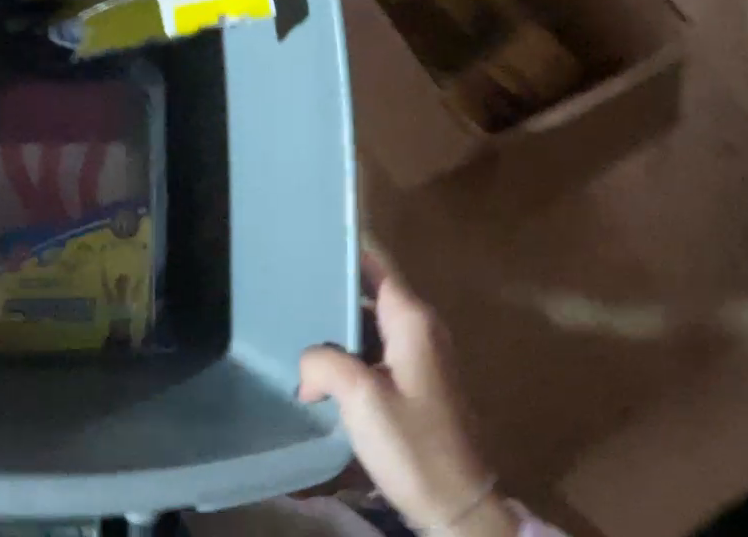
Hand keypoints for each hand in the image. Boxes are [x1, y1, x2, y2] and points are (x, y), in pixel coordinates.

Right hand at [299, 265, 513, 535]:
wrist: (458, 507)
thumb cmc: (414, 444)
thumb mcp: (359, 397)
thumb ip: (323, 362)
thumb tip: (308, 365)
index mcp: (413, 321)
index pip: (376, 266)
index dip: (345, 251)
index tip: (309, 240)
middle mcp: (422, 330)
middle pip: (370, 294)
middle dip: (333, 292)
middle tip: (289, 287)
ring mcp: (421, 359)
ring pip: (370, 326)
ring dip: (338, 329)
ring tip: (295, 324)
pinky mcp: (416, 385)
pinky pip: (375, 352)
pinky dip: (349, 353)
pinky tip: (319, 367)